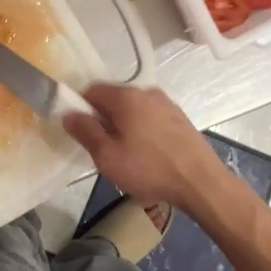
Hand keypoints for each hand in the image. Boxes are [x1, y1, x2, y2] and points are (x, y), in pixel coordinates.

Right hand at [63, 84, 229, 210]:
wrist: (200, 181)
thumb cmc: (149, 168)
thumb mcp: (107, 156)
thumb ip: (85, 131)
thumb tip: (69, 113)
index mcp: (127, 96)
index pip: (92, 90)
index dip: (81, 108)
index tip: (83, 133)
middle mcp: (148, 92)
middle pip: (114, 100)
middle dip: (104, 121)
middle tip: (105, 151)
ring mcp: (167, 104)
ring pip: (134, 111)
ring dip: (125, 129)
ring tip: (129, 159)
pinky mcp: (180, 119)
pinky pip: (151, 120)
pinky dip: (144, 133)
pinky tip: (150, 158)